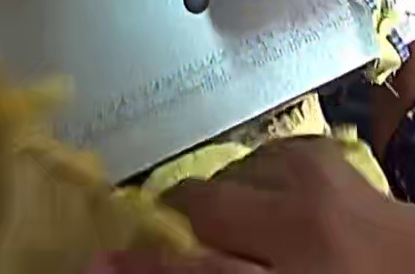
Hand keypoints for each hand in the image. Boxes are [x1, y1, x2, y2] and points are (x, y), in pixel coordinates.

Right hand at [98, 137, 414, 273]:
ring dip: (223, 203)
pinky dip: (253, 180)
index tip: (93, 262)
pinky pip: (260, 158)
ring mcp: (313, 178)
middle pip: (205, 207)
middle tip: (169, 237)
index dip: (140, 269)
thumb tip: (176, 265)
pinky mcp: (321, 152)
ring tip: (243, 231)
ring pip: (231, 175)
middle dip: (176, 220)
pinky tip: (271, 205)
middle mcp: (300, 227)